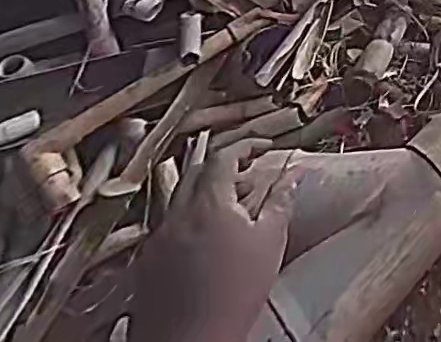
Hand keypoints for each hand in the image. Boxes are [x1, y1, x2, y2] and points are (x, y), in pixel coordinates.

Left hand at [127, 140, 299, 341]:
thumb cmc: (236, 294)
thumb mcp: (270, 240)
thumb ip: (281, 199)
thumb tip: (294, 171)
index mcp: (208, 204)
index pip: (224, 156)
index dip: (246, 145)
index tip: (265, 148)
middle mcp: (176, 215)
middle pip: (197, 171)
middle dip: (226, 165)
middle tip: (251, 172)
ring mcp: (156, 240)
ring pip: (180, 197)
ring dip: (208, 190)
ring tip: (235, 205)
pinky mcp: (145, 265)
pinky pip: (168, 223)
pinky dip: (191, 215)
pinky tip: (210, 236)